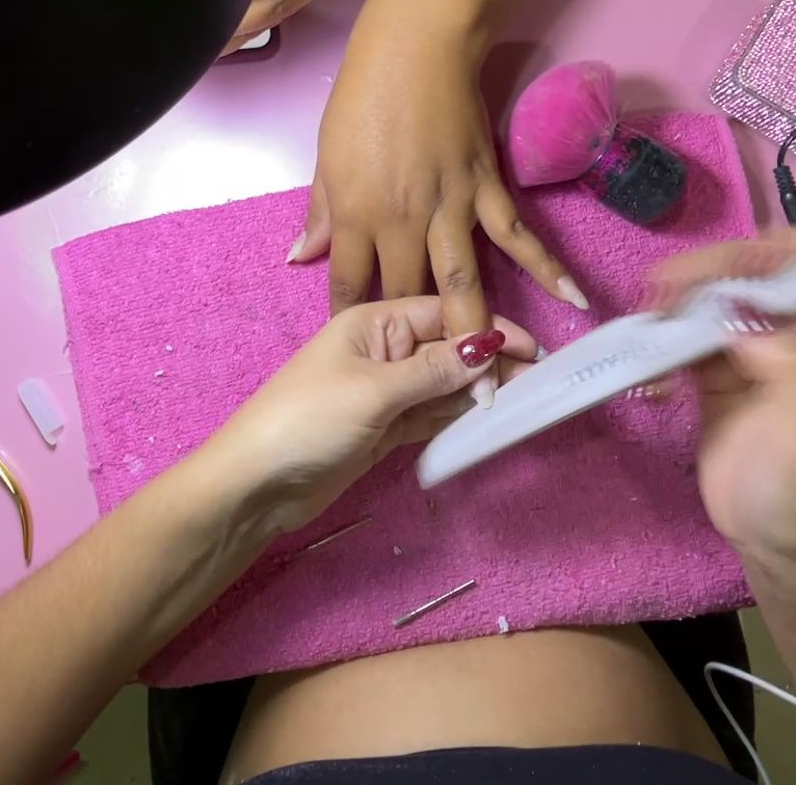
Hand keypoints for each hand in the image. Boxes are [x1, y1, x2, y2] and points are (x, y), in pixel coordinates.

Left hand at [204, 297, 536, 533]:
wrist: (257, 482)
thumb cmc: (309, 419)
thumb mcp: (373, 390)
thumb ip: (432, 372)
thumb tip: (486, 351)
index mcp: (373, 323)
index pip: (442, 314)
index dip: (487, 328)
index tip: (531, 348)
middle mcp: (384, 350)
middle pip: (447, 349)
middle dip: (490, 361)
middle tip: (538, 379)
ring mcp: (385, 391)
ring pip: (444, 385)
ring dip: (479, 391)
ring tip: (525, 399)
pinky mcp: (386, 428)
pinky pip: (431, 415)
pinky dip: (457, 417)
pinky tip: (488, 420)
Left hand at [294, 3, 583, 390]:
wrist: (415, 44)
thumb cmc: (360, 97)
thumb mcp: (325, 156)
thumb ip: (319, 213)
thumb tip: (300, 257)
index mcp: (355, 214)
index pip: (352, 285)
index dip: (354, 321)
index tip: (362, 356)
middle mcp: (402, 222)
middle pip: (409, 298)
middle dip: (419, 350)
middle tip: (440, 398)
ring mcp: (449, 208)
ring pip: (463, 283)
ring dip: (478, 334)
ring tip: (498, 384)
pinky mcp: (486, 189)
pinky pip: (517, 237)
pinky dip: (546, 268)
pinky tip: (572, 302)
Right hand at [646, 230, 795, 571]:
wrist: (773, 543)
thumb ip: (793, 367)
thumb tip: (738, 316)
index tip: (747, 258)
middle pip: (760, 271)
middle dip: (714, 269)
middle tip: (666, 287)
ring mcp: (754, 351)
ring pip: (717, 296)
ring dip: (678, 298)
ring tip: (647, 315)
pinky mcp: (716, 371)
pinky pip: (686, 334)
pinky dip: (662, 337)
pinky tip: (647, 358)